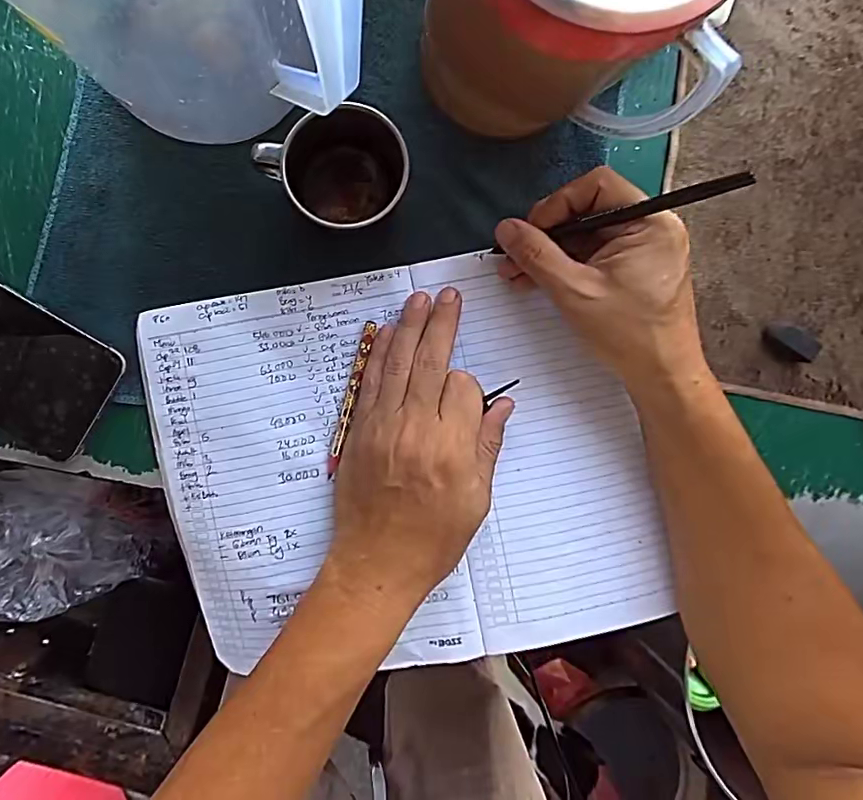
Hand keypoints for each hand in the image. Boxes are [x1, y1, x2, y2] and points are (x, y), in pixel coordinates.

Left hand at [322, 288, 514, 610]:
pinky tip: (388, 333)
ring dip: (411, 326)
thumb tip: (502, 407)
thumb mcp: (476, 500)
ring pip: (399, 363)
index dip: (470, 384)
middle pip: (431, 362)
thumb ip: (488, 446)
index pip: (464, 388)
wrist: (376, 564)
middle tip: (449, 297)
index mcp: (451, 449)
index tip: (468, 395)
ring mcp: (383, 426)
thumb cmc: (430, 540)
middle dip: (443, 323)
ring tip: (420, 300)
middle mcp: (416, 430)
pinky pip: (370, 382)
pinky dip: (379, 353)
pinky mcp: (360, 430)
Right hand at [494, 167, 706, 387]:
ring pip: (586, 233)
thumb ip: (536, 254)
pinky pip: (593, 251)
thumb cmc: (634, 338)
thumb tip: (508, 229)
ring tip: (521, 271)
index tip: (532, 228)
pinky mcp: (634, 266)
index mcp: (651, 223)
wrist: (661, 377)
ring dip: (551, 250)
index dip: (557, 203)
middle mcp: (653, 228)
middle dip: (547, 231)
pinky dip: (566, 263)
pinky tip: (540, 278)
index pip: (596, 186)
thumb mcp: (573, 291)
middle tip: (518, 251)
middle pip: (588, 209)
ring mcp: (644, 247)